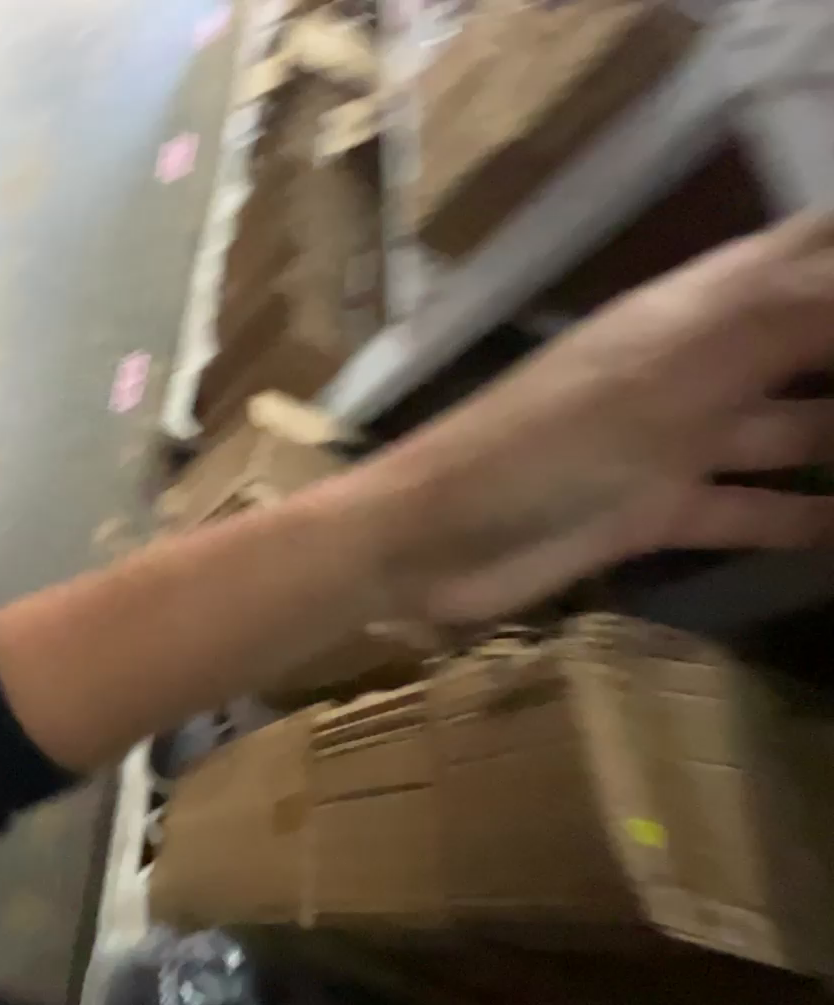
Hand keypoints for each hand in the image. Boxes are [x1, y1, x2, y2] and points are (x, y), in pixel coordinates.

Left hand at [368, 210, 833, 623]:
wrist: (424, 539)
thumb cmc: (537, 446)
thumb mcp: (670, 367)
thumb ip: (796, 311)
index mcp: (686, 314)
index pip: (812, 250)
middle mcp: (687, 370)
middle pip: (822, 340)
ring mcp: (666, 446)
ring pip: (806, 428)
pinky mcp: (649, 514)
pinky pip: (759, 511)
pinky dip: (819, 518)